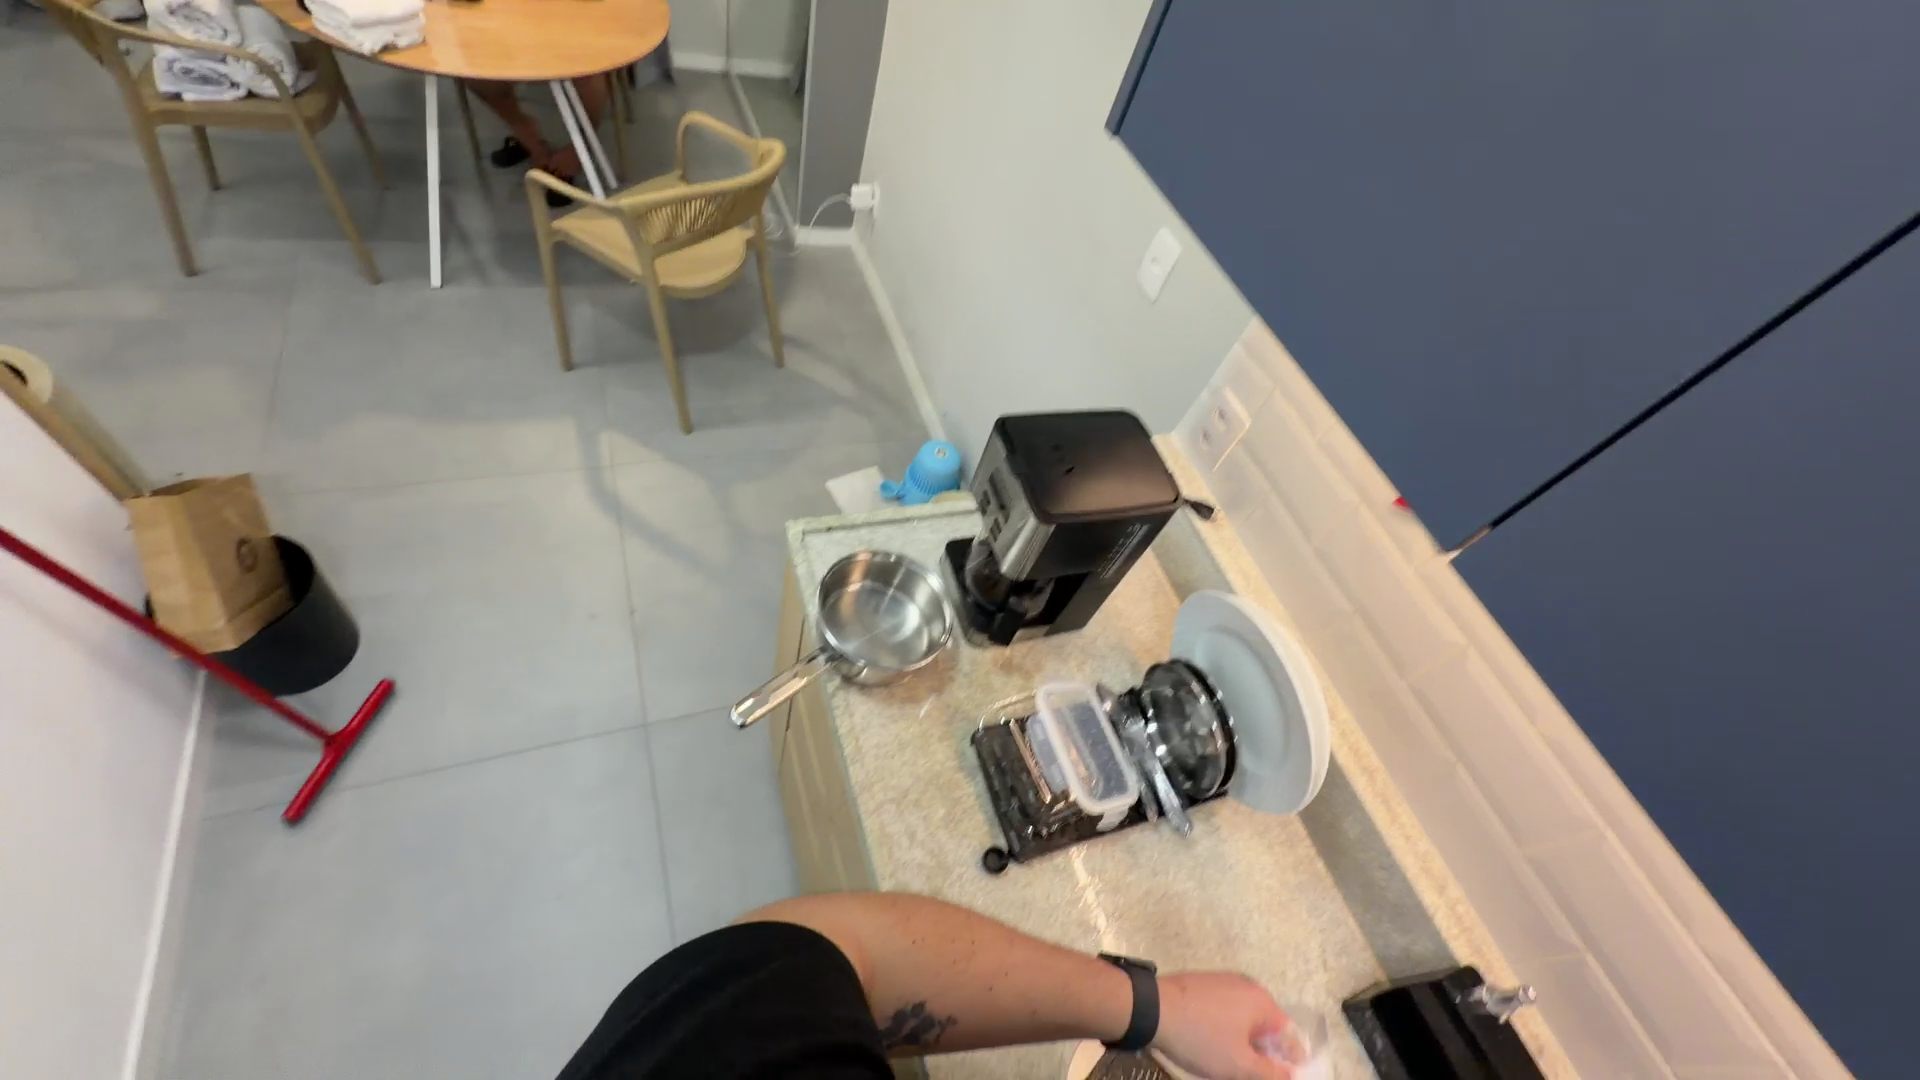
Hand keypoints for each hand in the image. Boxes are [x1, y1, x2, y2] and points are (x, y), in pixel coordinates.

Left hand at [1151, 972, 1297, 1079]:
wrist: (1152, 1008)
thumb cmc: (1201, 1037)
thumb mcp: (1241, 1065)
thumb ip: (1272, 1073)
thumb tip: (1291, 1074)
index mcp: (1261, 1001)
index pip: (1290, 1035)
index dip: (1290, 1061)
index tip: (1277, 1078)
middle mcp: (1246, 985)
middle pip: (1267, 1026)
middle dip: (1264, 1054)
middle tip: (1250, 1073)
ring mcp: (1222, 982)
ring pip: (1245, 1020)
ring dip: (1244, 1044)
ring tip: (1230, 1065)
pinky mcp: (1203, 985)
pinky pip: (1226, 1011)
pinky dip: (1227, 1031)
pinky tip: (1213, 1047)